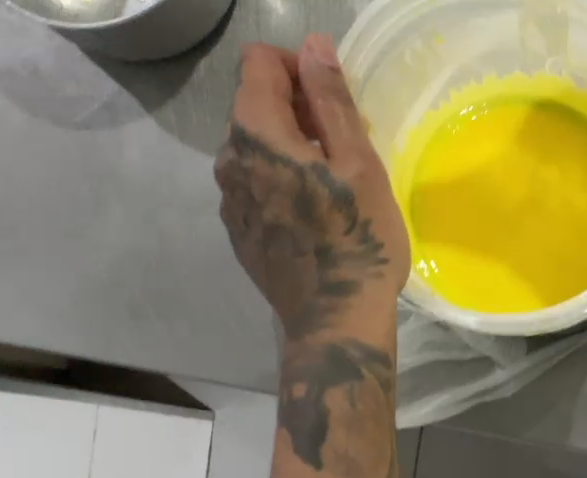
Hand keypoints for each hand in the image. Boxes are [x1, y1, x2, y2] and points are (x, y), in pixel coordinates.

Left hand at [215, 35, 407, 340]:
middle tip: (347, 157)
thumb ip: (332, 101)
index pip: (260, 64)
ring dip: (292, 158)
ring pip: (258, 155)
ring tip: (334, 195)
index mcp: (256, 132)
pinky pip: (258, 193)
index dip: (301, 71)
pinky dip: (284, 192)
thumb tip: (314, 45)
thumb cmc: (358, 241)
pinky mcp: (239, 235)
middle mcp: (228, 158)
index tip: (337, 108)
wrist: (336, 322)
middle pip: (257, 110)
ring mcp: (229, 201)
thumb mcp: (359, 165)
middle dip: (299, 118)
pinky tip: (317, 225)